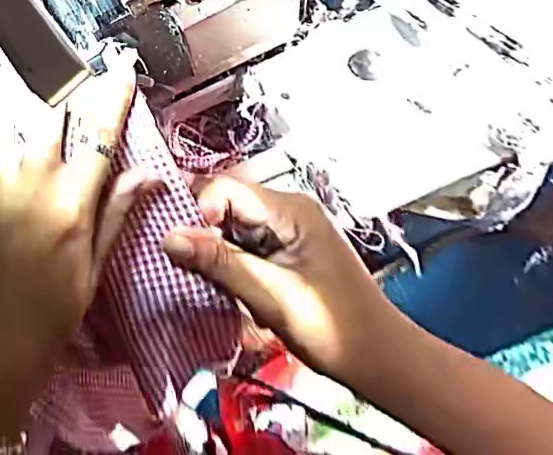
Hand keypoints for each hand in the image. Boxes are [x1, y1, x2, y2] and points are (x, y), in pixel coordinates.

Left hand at [0, 53, 156, 435]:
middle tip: (76, 65)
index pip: (98, 135)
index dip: (113, 97)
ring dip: (18, 87)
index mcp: (70, 204)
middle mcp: (31, 184)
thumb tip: (148, 172)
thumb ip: (116, 211)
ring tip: (27, 63)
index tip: (121, 68)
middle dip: (68, 83)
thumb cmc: (51, 312)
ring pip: (5, 116)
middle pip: (51, 114)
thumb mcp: (94, 267)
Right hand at [161, 177, 393, 381]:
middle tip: (183, 264)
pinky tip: (226, 287)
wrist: (384, 363)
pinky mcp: (282, 250)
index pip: (225, 188)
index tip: (181, 247)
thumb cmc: (337, 329)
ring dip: (214, 252)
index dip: (197, 212)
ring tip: (206, 281)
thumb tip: (169, 237)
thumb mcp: (273, 297)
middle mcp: (285, 209)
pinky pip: (241, 244)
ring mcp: (285, 229)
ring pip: (229, 225)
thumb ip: (220, 263)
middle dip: (201, 232)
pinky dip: (227, 263)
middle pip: (224, 204)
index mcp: (290, 209)